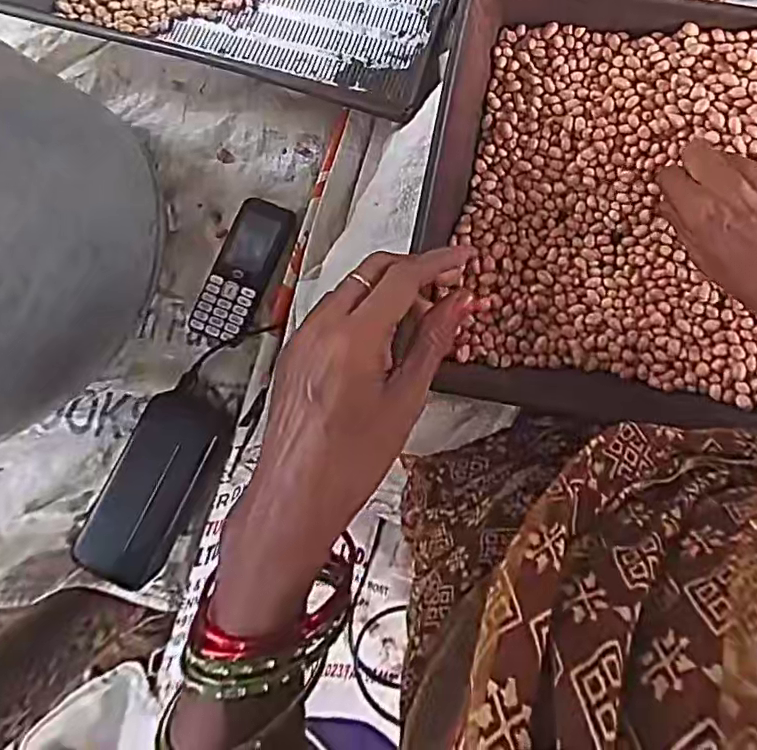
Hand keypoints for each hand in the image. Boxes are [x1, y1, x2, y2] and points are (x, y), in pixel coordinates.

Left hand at [213, 247, 472, 634]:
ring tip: (423, 325)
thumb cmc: (347, 463)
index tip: (464, 256)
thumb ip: (434, 340)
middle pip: (375, 269)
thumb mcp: (406, 398)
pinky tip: (391, 341)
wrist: (293, 500)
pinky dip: (370, 310)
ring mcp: (303, 338)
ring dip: (393, 291)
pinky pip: (338, 310)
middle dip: (417, 270)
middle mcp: (320, 329)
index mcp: (351, 339)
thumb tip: (459, 304)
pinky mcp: (297, 350)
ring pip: (356, 287)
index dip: (440, 261)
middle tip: (448, 288)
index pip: (403, 276)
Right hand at [656, 140, 756, 331]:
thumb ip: (683, 227)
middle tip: (702, 183)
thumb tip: (669, 205)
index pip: (669, 174)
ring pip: (727, 156)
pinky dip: (756, 182)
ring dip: (726, 172)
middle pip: (694, 150)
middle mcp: (727, 189)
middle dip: (694, 164)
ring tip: (738, 199)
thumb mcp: (708, 262)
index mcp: (702, 213)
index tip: (678, 190)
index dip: (673, 184)